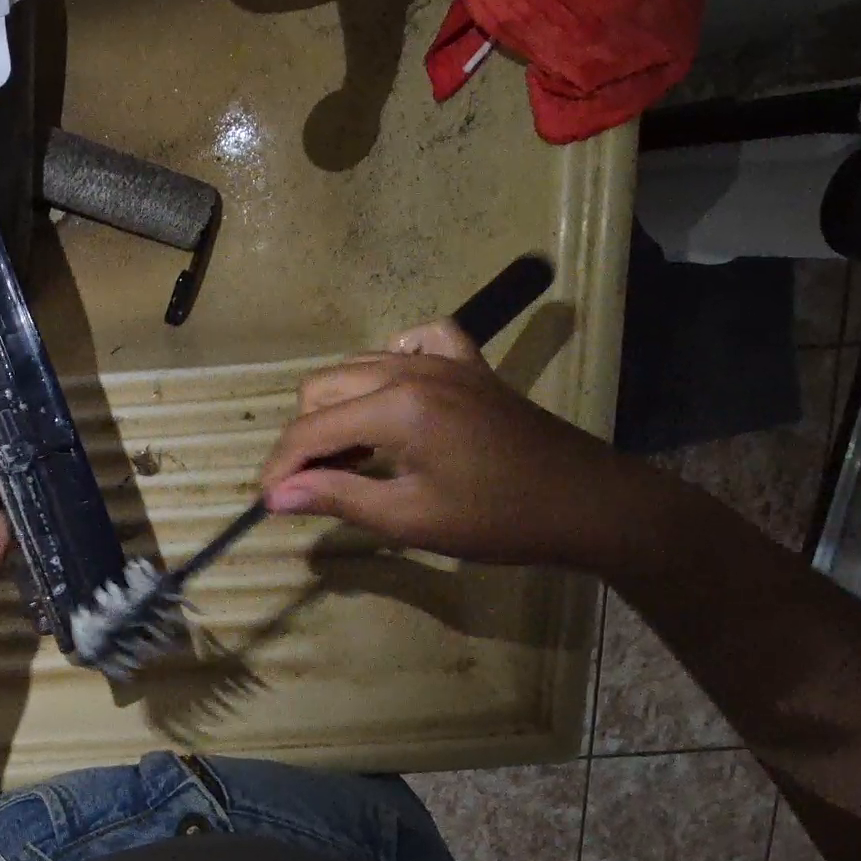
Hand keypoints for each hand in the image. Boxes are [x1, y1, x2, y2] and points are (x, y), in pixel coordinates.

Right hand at [260, 319, 644, 566]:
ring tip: (348, 453)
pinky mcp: (467, 365)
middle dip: (304, 437)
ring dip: (336, 407)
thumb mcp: (409, 518)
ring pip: (354, 366)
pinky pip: (414, 341)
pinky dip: (390, 362)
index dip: (279, 467)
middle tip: (314, 483)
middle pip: (320, 389)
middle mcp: (409, 370)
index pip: (308, 430)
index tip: (269, 501)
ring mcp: (441, 360)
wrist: (592, 505)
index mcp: (395, 408)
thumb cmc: (498, 519)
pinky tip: (393, 393)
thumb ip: (336, 498)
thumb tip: (274, 497)